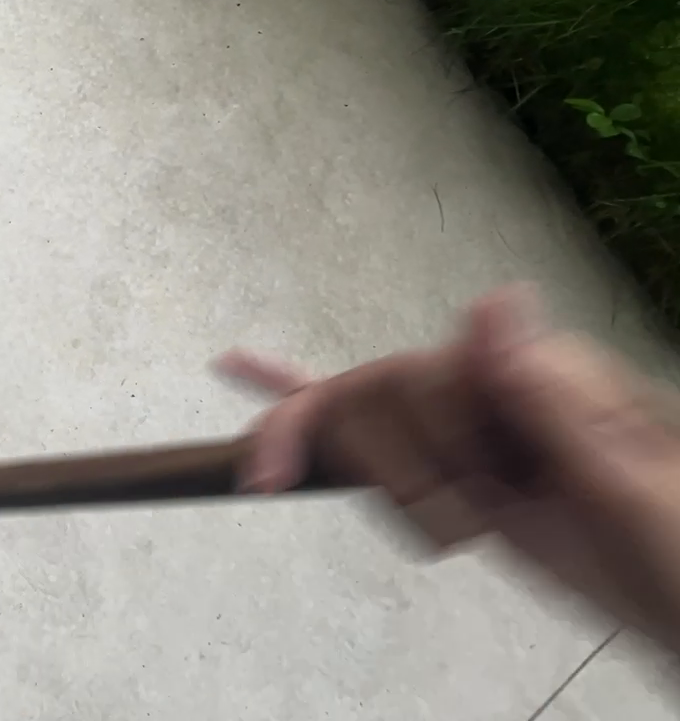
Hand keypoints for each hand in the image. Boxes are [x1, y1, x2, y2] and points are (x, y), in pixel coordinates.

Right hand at [219, 284, 679, 652]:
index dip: (444, 440)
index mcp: (535, 370)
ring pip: (341, 415)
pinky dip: (279, 387)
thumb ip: (552, 395)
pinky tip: (226, 364)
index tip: (493, 492)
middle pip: (372, 392)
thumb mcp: (632, 491)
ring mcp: (442, 411)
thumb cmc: (679, 564)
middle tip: (483, 517)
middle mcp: (477, 376)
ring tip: (452, 530)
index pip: (428, 374)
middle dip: (412, 472)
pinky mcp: (416, 448)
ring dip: (384, 486)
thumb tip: (495, 296)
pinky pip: (329, 405)